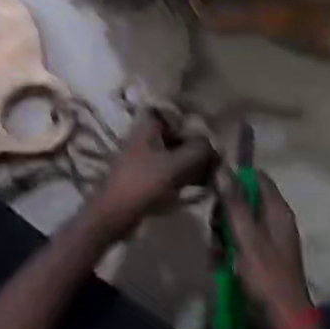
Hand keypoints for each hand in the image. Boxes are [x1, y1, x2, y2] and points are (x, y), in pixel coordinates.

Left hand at [78, 113, 214, 243]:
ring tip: (211, 175)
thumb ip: (200, 150)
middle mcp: (147, 136)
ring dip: (194, 163)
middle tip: (217, 160)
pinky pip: (171, 170)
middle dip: (199, 146)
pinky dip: (185, 175)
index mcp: (150, 125)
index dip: (198, 123)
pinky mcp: (146, 175)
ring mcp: (145, 156)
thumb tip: (215, 145)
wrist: (112, 215)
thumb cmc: (143, 184)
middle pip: (180, 134)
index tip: (215, 135)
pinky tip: (199, 186)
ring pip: (177, 153)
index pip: (179, 113)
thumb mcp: (177, 165)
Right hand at [215, 169, 312, 328]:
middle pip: (244, 201)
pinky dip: (228, 252)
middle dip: (224, 213)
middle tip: (215, 230)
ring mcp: (268, 241)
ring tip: (216, 253)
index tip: (213, 189)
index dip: (234, 179)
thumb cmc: (266, 276)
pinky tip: (218, 265)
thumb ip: (234, 203)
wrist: (282, 321)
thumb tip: (223, 166)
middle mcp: (275, 221)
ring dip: (222, 236)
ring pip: (238, 224)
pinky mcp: (261, 259)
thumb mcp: (246, 238)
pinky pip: (239, 244)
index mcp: (277, 211)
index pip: (257, 178)